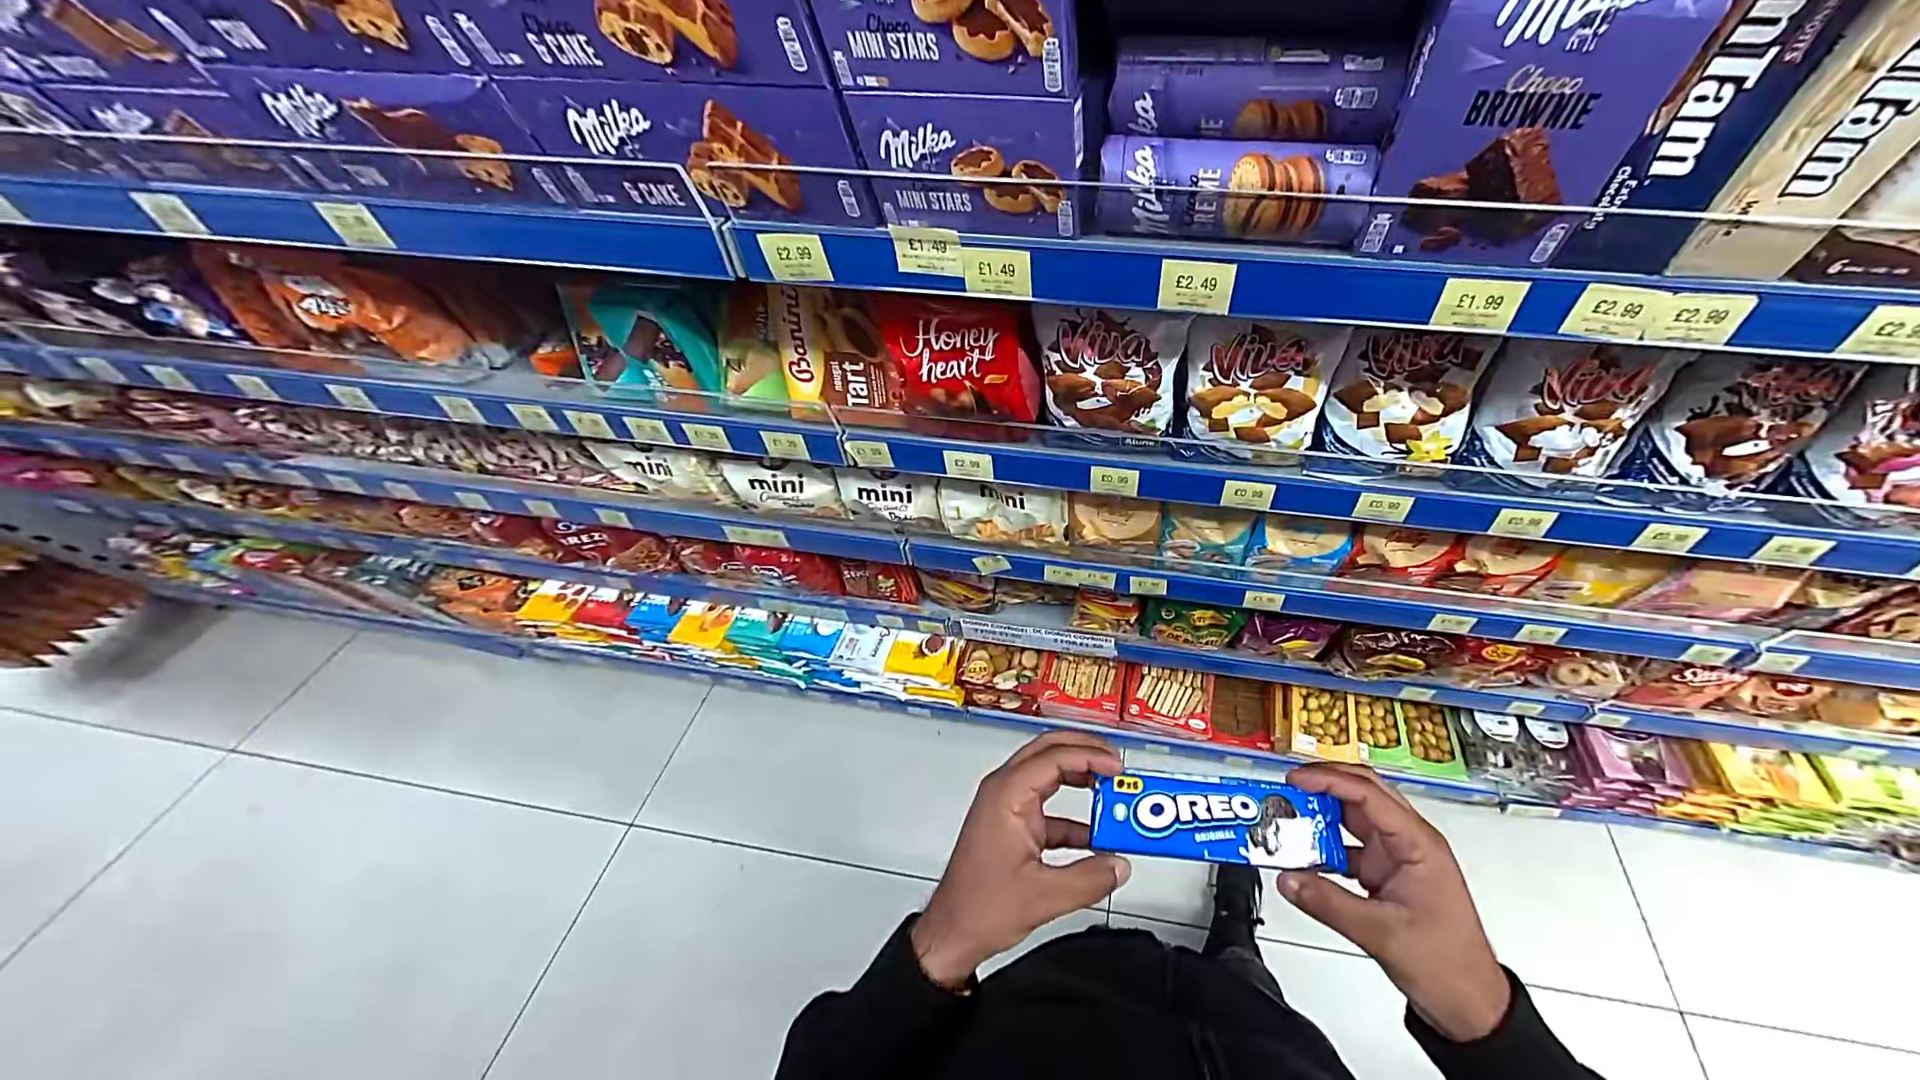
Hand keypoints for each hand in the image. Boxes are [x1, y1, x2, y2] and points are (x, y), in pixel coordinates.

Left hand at [911, 731, 1131, 989]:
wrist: (953, 930)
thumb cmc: (978, 907)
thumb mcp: (1043, 896)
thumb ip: (1088, 878)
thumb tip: (1118, 865)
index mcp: (1006, 795)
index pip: (1053, 756)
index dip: (1089, 756)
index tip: (1116, 766)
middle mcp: (1004, 792)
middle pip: (1048, 751)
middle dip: (1085, 752)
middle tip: (1116, 763)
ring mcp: (1007, 806)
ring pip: (1049, 775)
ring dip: (1081, 779)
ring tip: (1111, 792)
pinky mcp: (1013, 824)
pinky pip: (1048, 806)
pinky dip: (1074, 815)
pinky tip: (1097, 836)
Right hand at [1275, 763, 1509, 1041]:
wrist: (1470, 1005)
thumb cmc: (1450, 966)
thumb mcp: (1382, 934)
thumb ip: (1329, 903)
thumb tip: (1289, 878)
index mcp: (1419, 845)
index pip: (1369, 794)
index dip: (1329, 780)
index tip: (1296, 779)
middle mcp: (1408, 842)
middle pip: (1362, 791)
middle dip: (1323, 781)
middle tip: (1288, 782)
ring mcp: (1395, 856)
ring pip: (1351, 815)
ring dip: (1320, 811)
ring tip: (1289, 811)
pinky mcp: (1382, 872)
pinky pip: (1344, 843)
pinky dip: (1320, 842)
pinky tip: (1301, 851)